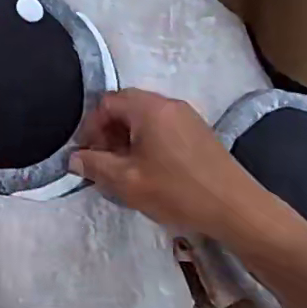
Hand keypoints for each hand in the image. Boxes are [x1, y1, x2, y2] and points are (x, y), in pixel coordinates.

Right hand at [69, 89, 297, 249]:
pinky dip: (148, 141)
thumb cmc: (176, 191)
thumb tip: (74, 157)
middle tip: (103, 162)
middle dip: (108, 132)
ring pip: (146, 118)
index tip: (87, 154)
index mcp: (150, 108)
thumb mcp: (127, 181)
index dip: (90, 126)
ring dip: (128, 138)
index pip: (108, 102)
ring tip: (125, 170)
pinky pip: (164, 127)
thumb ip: (95, 165)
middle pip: (127, 106)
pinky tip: (150, 170)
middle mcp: (169, 104)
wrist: (232, 205)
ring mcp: (188, 116)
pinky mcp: (199, 131)